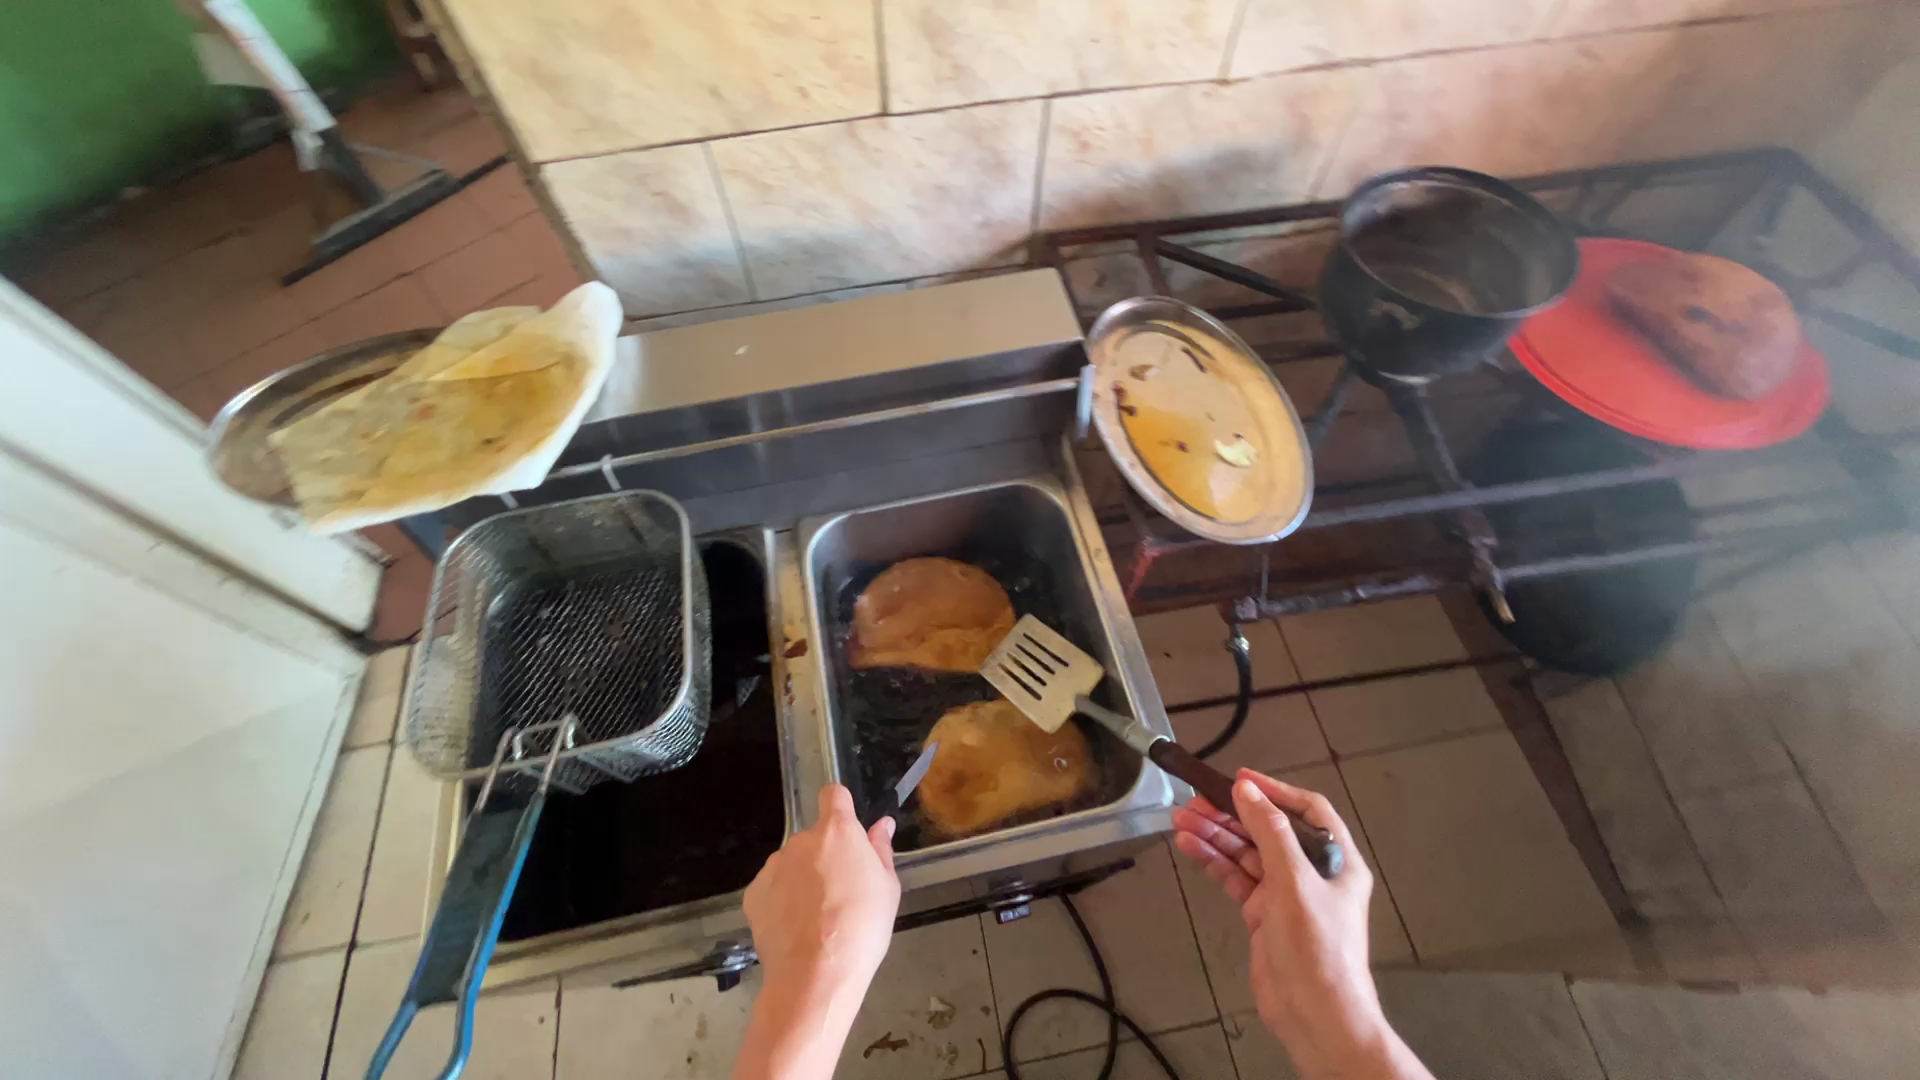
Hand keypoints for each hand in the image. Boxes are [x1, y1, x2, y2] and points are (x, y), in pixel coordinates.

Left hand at [735, 785, 899, 1079]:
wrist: (817, 976)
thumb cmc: (862, 928)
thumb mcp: (887, 888)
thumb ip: (880, 850)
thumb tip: (882, 825)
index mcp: (837, 831)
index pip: (833, 795)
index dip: (840, 806)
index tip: (847, 826)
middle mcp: (801, 840)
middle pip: (814, 837)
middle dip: (825, 855)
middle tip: (839, 890)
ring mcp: (773, 866)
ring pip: (792, 863)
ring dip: (801, 877)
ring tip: (815, 917)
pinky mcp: (753, 894)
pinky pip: (772, 888)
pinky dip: (781, 901)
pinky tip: (794, 929)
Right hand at [1173, 770, 1428, 1079]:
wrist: (1315, 1017)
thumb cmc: (1315, 944)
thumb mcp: (1293, 881)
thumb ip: (1269, 831)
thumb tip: (1246, 788)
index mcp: (1336, 860)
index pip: (1307, 811)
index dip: (1275, 791)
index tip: (1239, 779)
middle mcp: (1311, 872)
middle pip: (1268, 829)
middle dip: (1232, 813)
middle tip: (1195, 800)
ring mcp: (1284, 893)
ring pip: (1245, 852)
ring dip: (1215, 834)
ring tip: (1181, 818)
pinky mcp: (1261, 913)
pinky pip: (1234, 876)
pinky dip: (1212, 859)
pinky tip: (1188, 844)